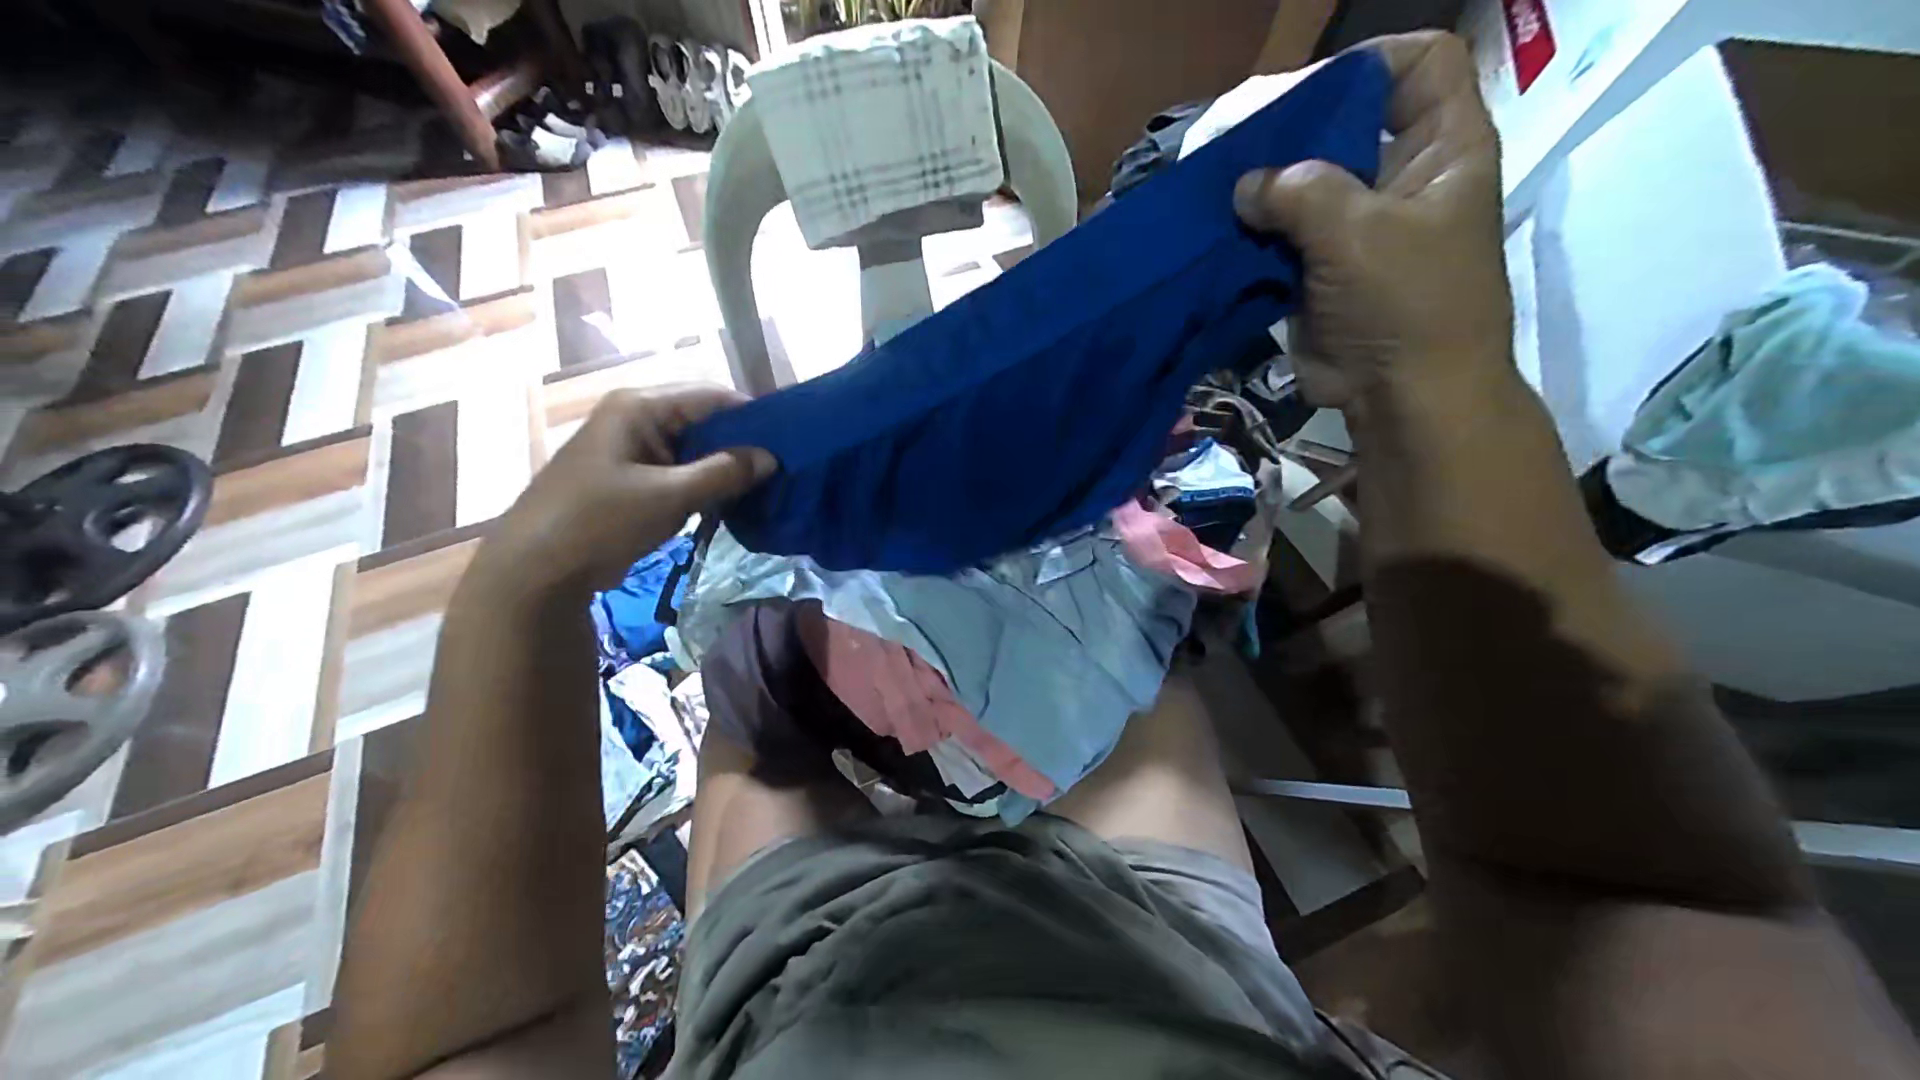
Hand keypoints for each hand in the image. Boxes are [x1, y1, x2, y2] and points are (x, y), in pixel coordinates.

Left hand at [475, 384, 773, 598]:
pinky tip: (734, 500)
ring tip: (767, 484)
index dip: (751, 414)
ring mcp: (633, 450)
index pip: (710, 396)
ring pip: (694, 449)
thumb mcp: (669, 495)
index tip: (790, 438)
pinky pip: (680, 472)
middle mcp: (636, 419)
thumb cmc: (599, 520)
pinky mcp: (633, 479)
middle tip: (784, 466)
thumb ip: (723, 473)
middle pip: (703, 421)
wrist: (537, 568)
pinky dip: (706, 484)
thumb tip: (770, 458)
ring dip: (725, 467)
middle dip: (742, 443)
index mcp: (639, 407)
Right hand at [1234, 31, 1513, 412]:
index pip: (1419, 66)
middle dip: (1291, 131)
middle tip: (1234, 142)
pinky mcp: (1321, 269)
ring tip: (1216, 184)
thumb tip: (1245, 185)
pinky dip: (1252, 232)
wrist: (1399, 395)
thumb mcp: (1360, 232)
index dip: (1366, 64)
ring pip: (1306, 184)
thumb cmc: (1405, 305)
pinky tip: (1220, 228)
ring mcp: (1357, 227)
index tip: (1303, 96)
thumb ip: (1300, 192)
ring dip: (1262, 187)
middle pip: (1346, 124)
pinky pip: (1282, 235)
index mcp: (1442, 149)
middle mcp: (1401, 178)